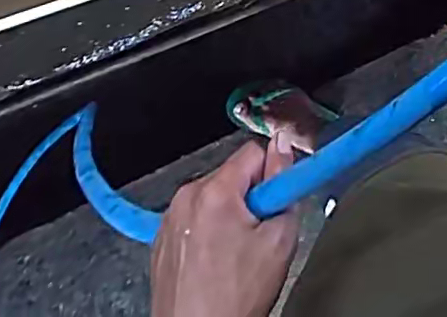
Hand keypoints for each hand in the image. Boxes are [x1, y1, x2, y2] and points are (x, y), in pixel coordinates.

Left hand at [151, 136, 298, 316]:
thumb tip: (282, 147)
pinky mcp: (161, 240)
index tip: (277, 200)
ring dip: (229, 214)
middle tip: (259, 234)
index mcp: (214, 191)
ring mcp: (170, 219)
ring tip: (236, 254)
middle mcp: (186, 196)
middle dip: (251, 196)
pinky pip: (195, 218)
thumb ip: (285, 186)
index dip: (272, 173)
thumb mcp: (279, 240)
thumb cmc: (235, 300)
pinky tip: (216, 263)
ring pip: (214, 197)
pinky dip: (208, 231)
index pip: (253, 151)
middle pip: (232, 174)